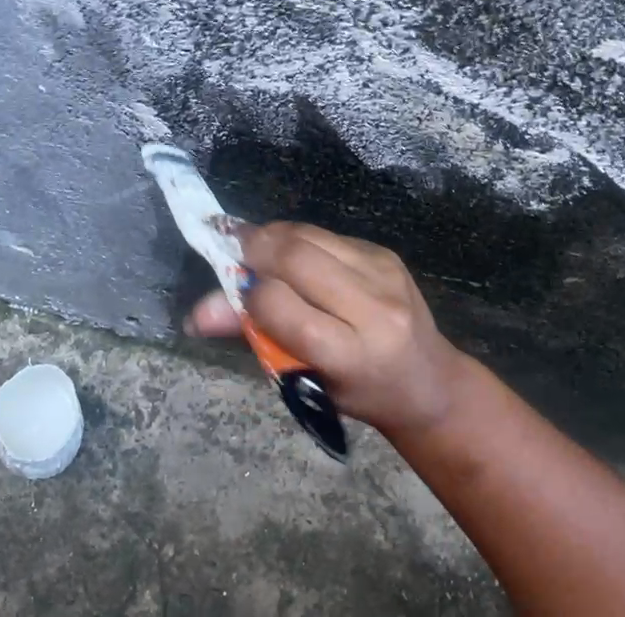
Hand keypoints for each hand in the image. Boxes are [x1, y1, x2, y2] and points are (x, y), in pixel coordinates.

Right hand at [184, 221, 470, 439]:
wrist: (428, 381)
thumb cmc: (358, 392)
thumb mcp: (305, 379)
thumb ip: (254, 338)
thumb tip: (195, 316)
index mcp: (350, 354)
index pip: (280, 306)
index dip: (248, 295)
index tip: (235, 296)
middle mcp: (373, 308)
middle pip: (295, 257)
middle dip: (254, 249)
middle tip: (235, 255)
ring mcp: (383, 275)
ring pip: (308, 235)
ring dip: (272, 237)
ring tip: (255, 248)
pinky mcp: (385, 253)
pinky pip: (326, 234)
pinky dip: (297, 239)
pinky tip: (291, 254)